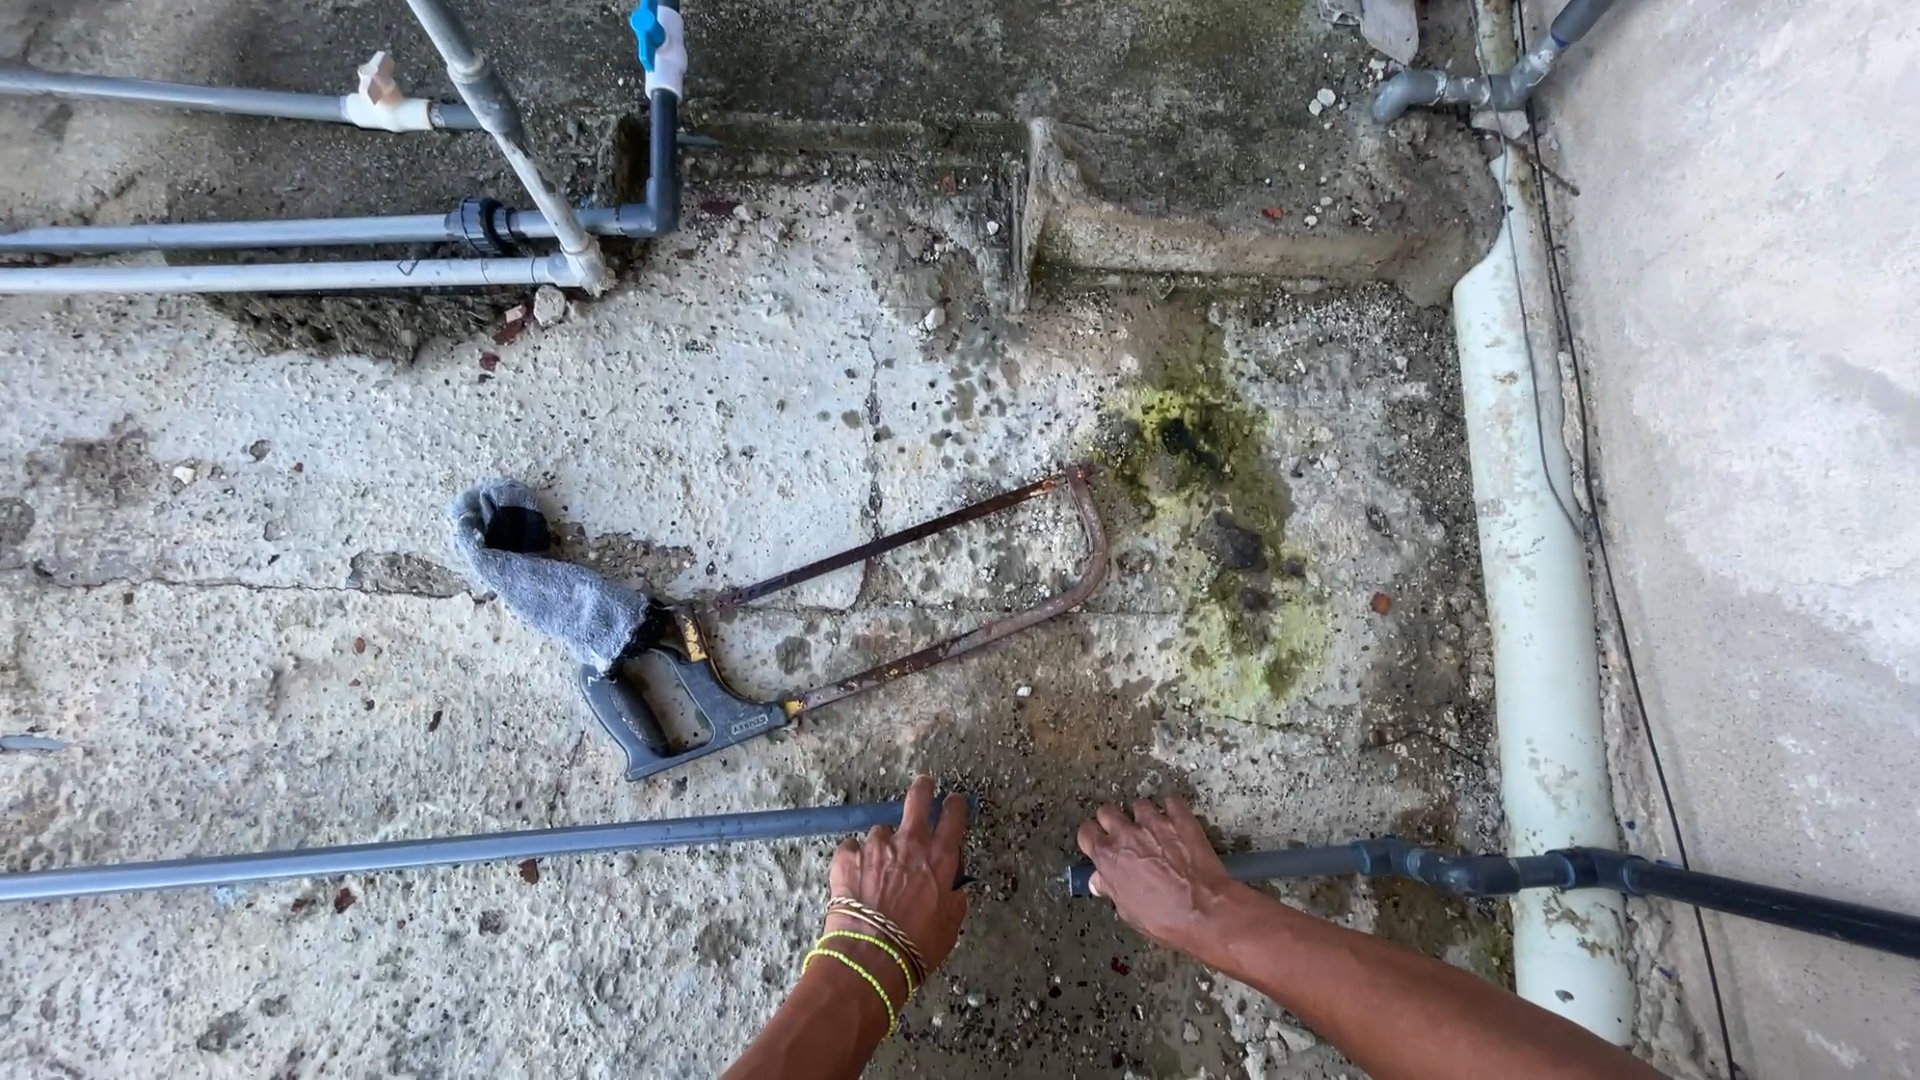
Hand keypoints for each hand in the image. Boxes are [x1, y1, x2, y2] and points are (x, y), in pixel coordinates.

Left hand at [824, 776, 970, 984]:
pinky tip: (855, 879)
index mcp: (939, 858)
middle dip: (923, 788)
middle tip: (924, 784)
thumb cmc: (915, 948)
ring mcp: (876, 845)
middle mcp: (909, 843)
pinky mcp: (847, 854)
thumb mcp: (949, 927)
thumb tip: (955, 890)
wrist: (869, 958)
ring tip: (877, 871)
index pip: (953, 817)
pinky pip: (853, 848)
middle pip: (918, 798)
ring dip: (882, 844)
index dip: (955, 805)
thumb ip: (955, 901)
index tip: (954, 800)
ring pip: (881, 831)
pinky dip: (855, 860)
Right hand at [1076, 796, 1252, 957]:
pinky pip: (1172, 802)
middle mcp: (1126, 834)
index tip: (1097, 842)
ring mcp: (1154, 823)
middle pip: (1106, 810)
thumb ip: (1111, 890)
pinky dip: (1173, 809)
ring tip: (1152, 829)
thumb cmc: (1167, 918)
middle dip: (1111, 819)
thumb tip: (1099, 881)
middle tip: (1121, 833)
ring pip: (1139, 804)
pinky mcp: (1180, 819)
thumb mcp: (1129, 912)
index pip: (1086, 832)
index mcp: (1109, 856)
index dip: (1091, 836)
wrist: (1206, 911)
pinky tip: (1176, 821)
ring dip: (1143, 815)